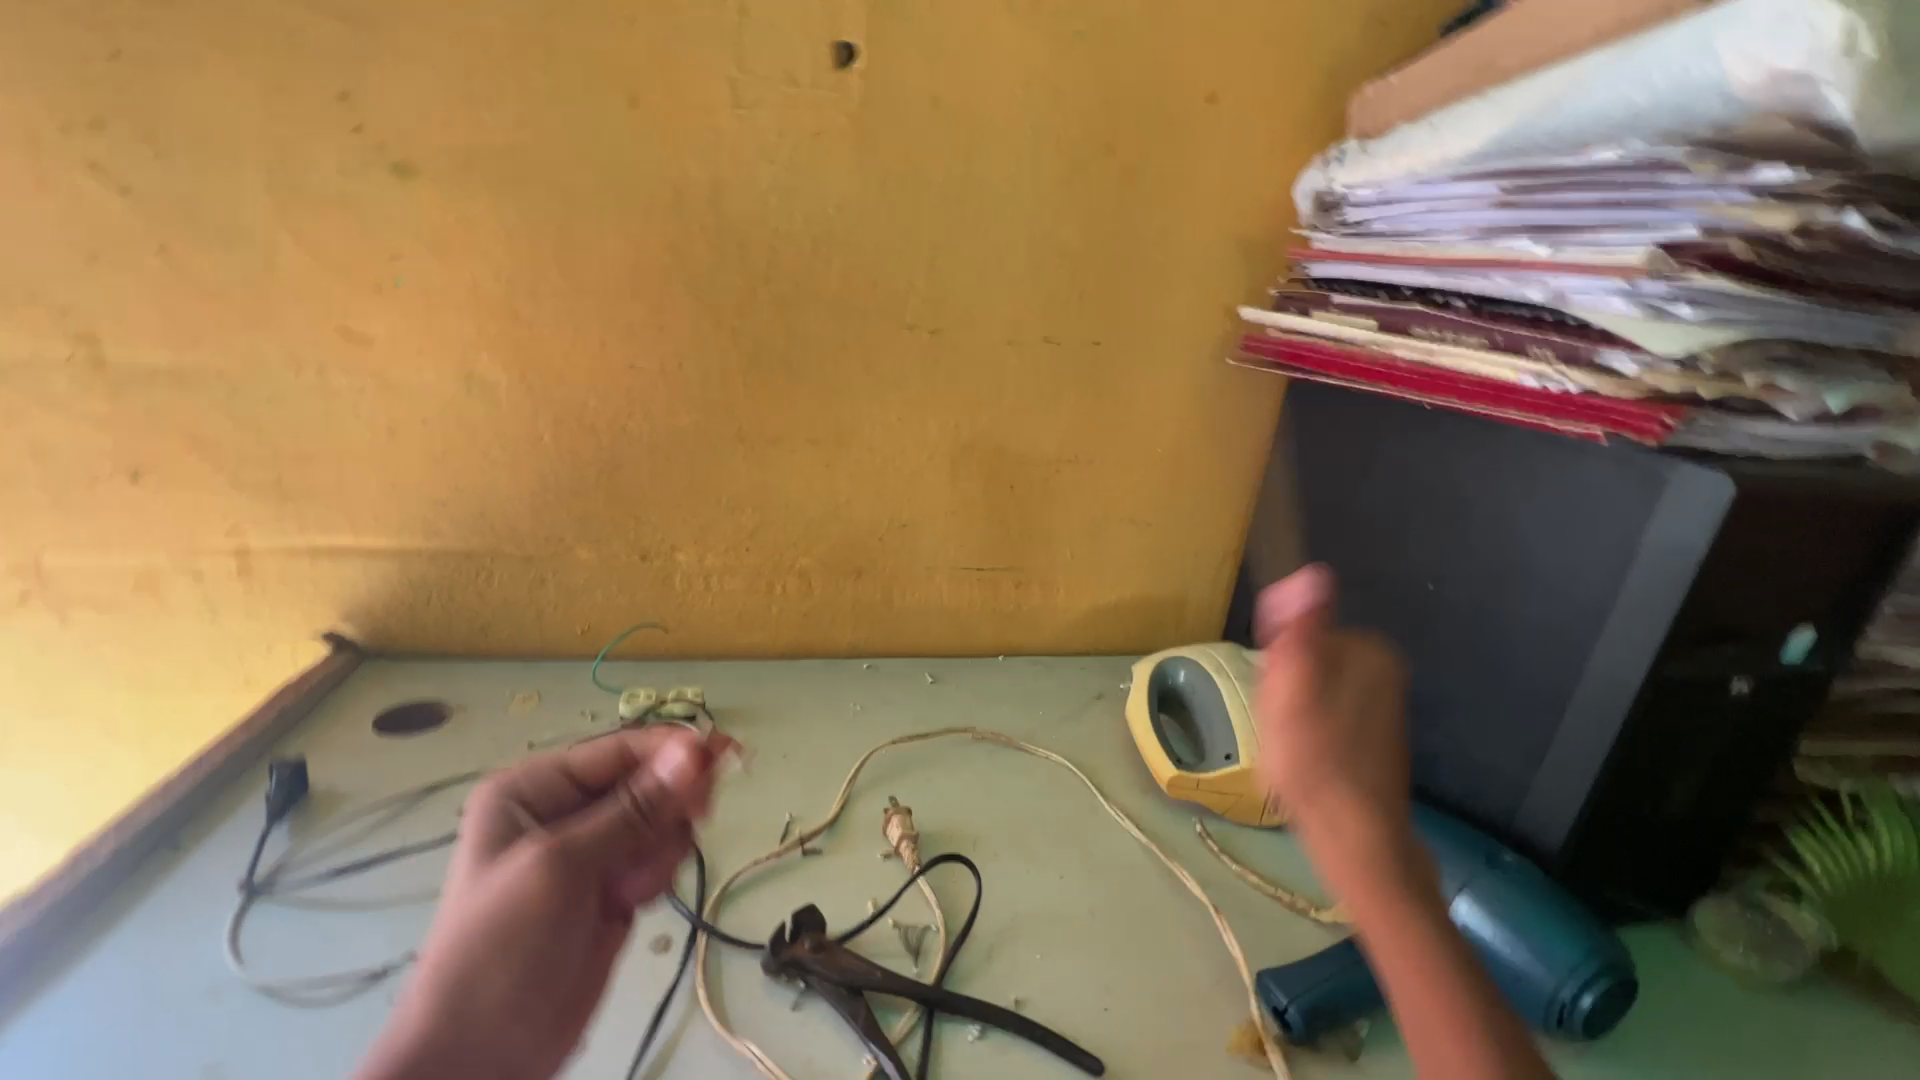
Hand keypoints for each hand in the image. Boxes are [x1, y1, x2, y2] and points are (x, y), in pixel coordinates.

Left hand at [356, 727, 717, 1079]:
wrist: (481, 1058)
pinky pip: (659, 857)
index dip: (674, 751)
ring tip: (628, 891)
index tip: (727, 755)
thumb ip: (634, 808)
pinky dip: (657, 874)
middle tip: (692, 823)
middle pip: (650, 782)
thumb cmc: (502, 949)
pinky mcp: (614, 886)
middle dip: (666, 809)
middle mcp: (564, 810)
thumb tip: (696, 750)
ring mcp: (591, 851)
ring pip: (662, 820)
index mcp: (535, 789)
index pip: (621, 751)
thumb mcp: (563, 866)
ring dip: (659, 851)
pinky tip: (631, 904)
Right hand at [1253, 564, 1412, 857]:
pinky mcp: (1370, 728)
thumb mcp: (1295, 688)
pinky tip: (1301, 759)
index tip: (1273, 698)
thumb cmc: (1315, 762)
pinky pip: (1318, 711)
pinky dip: (1302, 730)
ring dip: (1285, 712)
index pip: (1293, 627)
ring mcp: (1377, 699)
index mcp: (1367, 648)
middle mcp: (1380, 666)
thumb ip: (1301, 630)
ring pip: (1304, 686)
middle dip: (1279, 688)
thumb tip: (1312, 572)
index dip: (1272, 661)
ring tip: (1288, 746)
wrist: (1355, 837)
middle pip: (1300, 656)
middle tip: (1278, 726)